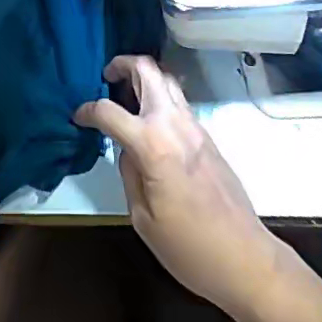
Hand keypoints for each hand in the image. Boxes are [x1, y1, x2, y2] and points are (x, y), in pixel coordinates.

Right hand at [74, 55, 283, 314]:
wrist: (243, 256)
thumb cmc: (188, 246)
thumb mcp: (143, 217)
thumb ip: (129, 173)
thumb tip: (126, 150)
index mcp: (153, 144)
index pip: (110, 112)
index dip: (88, 111)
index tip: (78, 116)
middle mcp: (174, 123)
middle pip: (148, 71)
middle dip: (123, 65)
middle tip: (107, 76)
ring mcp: (194, 126)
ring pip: (167, 80)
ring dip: (145, 78)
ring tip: (127, 93)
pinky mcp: (207, 135)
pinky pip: (179, 101)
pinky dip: (160, 96)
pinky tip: (149, 119)